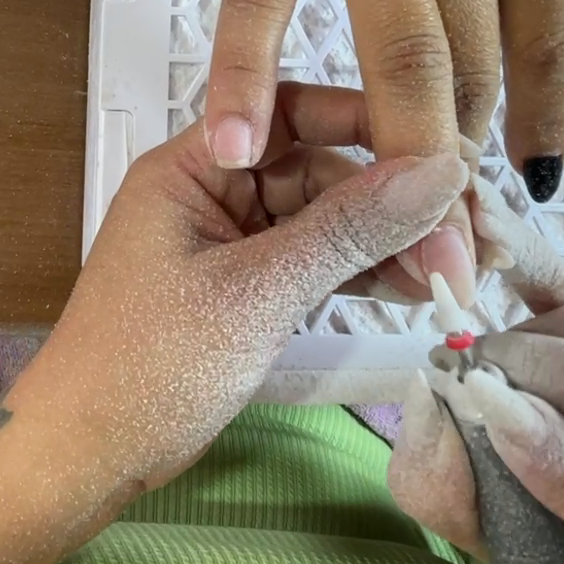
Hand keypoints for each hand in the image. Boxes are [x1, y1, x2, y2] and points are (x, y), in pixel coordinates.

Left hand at [20, 84, 468, 490]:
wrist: (94, 451)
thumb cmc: (151, 363)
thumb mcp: (256, 292)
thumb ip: (347, 229)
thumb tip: (438, 172)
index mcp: (194, 165)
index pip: (291, 112)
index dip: (369, 123)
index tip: (443, 153)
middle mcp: (216, 188)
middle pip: (320, 169)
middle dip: (392, 201)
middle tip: (469, 240)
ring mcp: (235, 238)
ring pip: (326, 218)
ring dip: (387, 241)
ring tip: (458, 271)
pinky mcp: (250, 283)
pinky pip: (317, 260)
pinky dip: (361, 272)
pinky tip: (415, 287)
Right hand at [186, 0, 563, 306]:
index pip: (555, 32)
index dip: (551, 117)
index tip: (542, 181)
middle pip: (476, 63)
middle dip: (476, 168)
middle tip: (466, 252)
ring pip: (391, 52)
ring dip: (396, 157)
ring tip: (393, 242)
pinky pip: (258, 1)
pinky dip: (242, 77)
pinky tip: (232, 151)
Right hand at [388, 226, 563, 563]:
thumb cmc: (546, 553)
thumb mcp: (483, 543)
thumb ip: (443, 485)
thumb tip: (428, 396)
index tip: (483, 406)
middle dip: (544, 370)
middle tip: (469, 367)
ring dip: (537, 333)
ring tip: (487, 357)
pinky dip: (541, 271)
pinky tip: (494, 249)